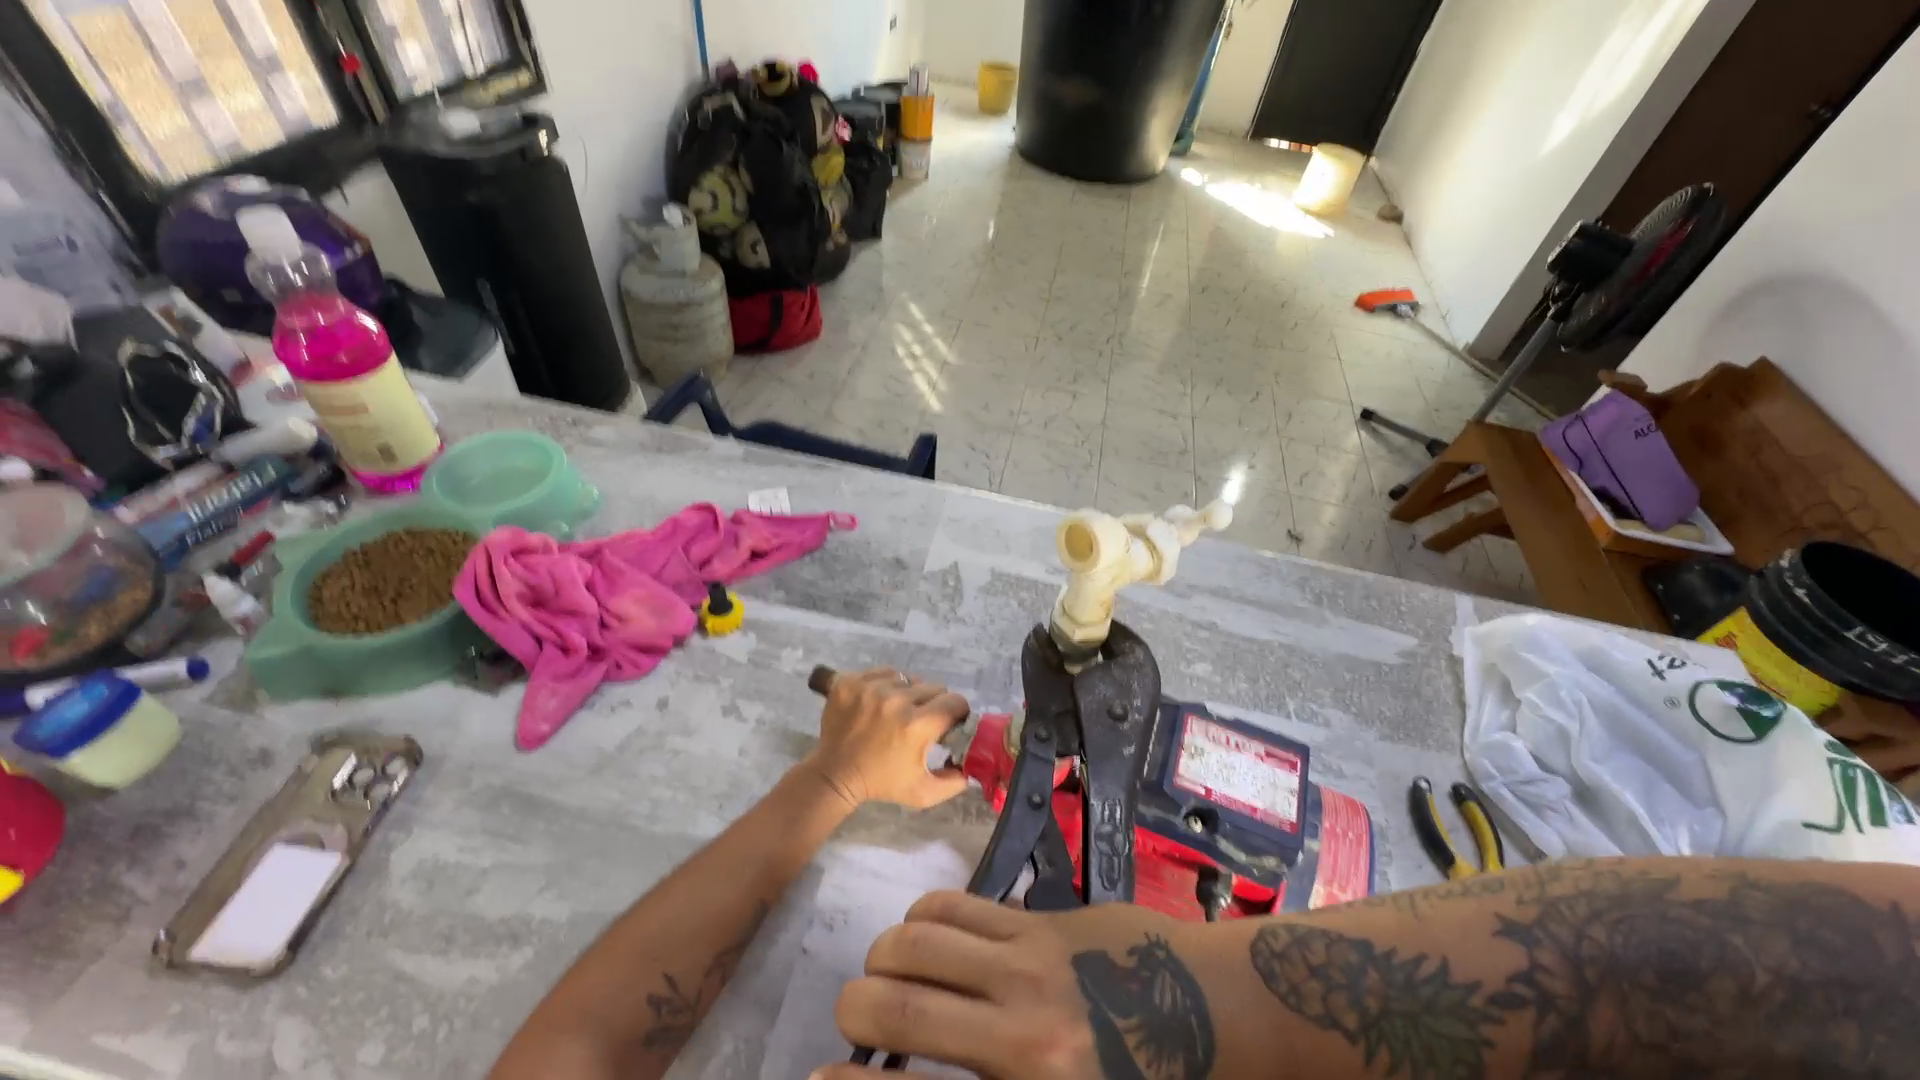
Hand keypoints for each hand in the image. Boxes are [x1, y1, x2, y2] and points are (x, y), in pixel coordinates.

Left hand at [806, 668, 969, 809]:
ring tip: (898, 712)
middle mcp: (895, 700)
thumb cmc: (882, 784)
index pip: (955, 701)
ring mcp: (870, 688)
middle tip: (921, 720)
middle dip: (934, 704)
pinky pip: (883, 672)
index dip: (957, 712)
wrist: (835, 775)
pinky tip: (880, 702)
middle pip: (934, 688)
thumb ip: (955, 781)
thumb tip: (973, 765)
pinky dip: (886, 684)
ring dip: (909, 693)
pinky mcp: (850, 681)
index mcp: (917, 725)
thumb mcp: (924, 793)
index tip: (949, 723)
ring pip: (908, 678)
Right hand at [816, 892, 1207, 1079]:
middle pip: (893, 1010)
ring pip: (915, 942)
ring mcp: (1027, 966)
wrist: (1216, 1014)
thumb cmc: (1144, 1078)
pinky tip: (931, 933)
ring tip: (894, 971)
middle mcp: (1017, 1034)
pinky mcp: (1040, 922)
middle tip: (858, 1017)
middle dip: (853, 1012)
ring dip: (886, 958)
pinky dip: (925, 918)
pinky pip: (956, 905)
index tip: (817, 1075)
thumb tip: (932, 1066)